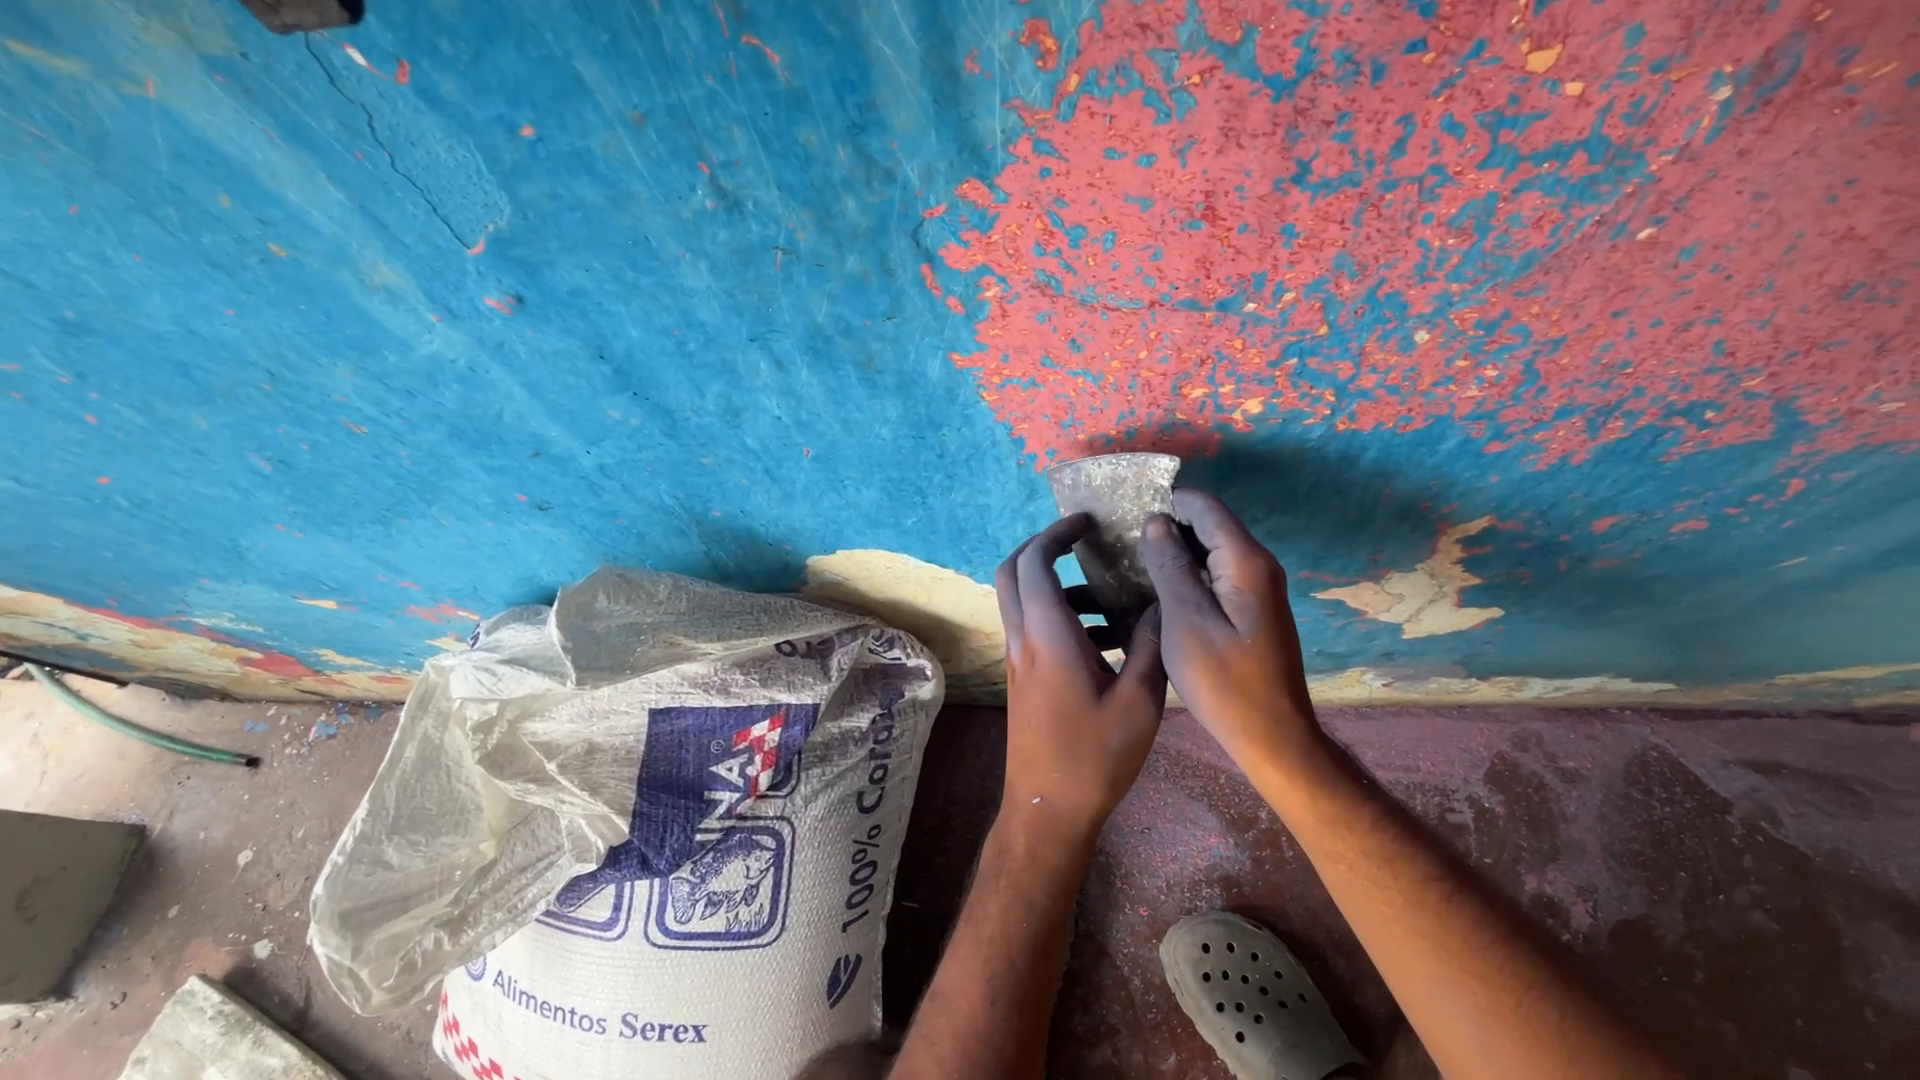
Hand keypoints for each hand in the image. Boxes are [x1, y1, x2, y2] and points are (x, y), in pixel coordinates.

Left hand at [996, 513, 1168, 834]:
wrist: (1048, 808)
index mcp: (1047, 634)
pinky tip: (1106, 641)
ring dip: (1057, 587)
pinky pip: (1032, 629)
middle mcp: (1023, 639)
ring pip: (1022, 602)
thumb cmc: (1095, 755)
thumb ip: (1152, 644)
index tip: (1087, 522)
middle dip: (1044, 548)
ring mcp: (1018, 661)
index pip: (1036, 561)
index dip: (1057, 533)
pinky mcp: (1022, 679)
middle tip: (1085, 544)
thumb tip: (1162, 603)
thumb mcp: (1140, 700)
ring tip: (1110, 600)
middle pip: (1013, 572)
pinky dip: (1059, 617)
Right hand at [1138, 490, 1325, 769]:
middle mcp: (1258, 565)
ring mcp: (1257, 588)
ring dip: (1174, 552)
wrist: (1271, 734)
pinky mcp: (1251, 609)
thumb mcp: (1186, 621)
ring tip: (1130, 566)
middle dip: (1167, 525)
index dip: (1165, 502)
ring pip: (1211, 550)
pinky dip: (1188, 575)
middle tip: (1120, 544)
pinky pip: (1216, 575)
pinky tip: (1158, 593)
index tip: (1125, 516)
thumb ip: (1170, 565)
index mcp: (1245, 561)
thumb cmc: (1224, 681)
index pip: (1204, 506)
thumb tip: (1155, 521)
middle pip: (1209, 524)